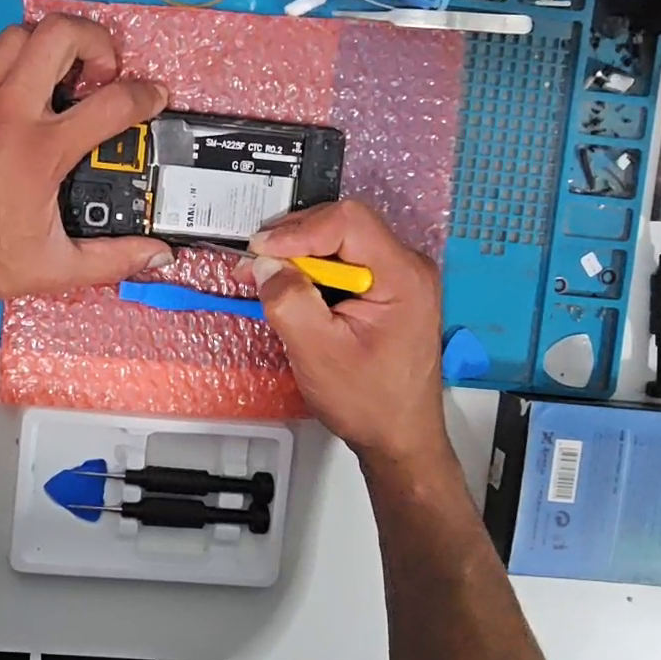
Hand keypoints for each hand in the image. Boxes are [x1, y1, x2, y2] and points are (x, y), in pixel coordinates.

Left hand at [0, 15, 173, 301]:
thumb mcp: (54, 267)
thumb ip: (112, 258)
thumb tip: (154, 255)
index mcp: (41, 152)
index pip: (114, 102)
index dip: (146, 94)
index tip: (150, 97)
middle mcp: (6, 114)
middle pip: (62, 35)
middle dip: (94, 41)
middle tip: (97, 69)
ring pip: (16, 36)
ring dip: (43, 49)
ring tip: (49, 77)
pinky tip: (2, 89)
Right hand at [240, 201, 452, 468]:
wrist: (399, 436)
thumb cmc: (368, 402)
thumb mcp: (318, 353)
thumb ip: (289, 302)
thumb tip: (265, 265)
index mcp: (402, 276)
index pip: (347, 223)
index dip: (297, 231)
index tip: (259, 253)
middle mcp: (406, 266)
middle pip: (342, 226)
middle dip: (293, 241)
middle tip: (254, 264)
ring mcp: (397, 277)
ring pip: (339, 243)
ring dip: (298, 256)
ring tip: (265, 278)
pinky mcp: (384, 290)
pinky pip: (343, 263)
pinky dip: (310, 271)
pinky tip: (289, 289)